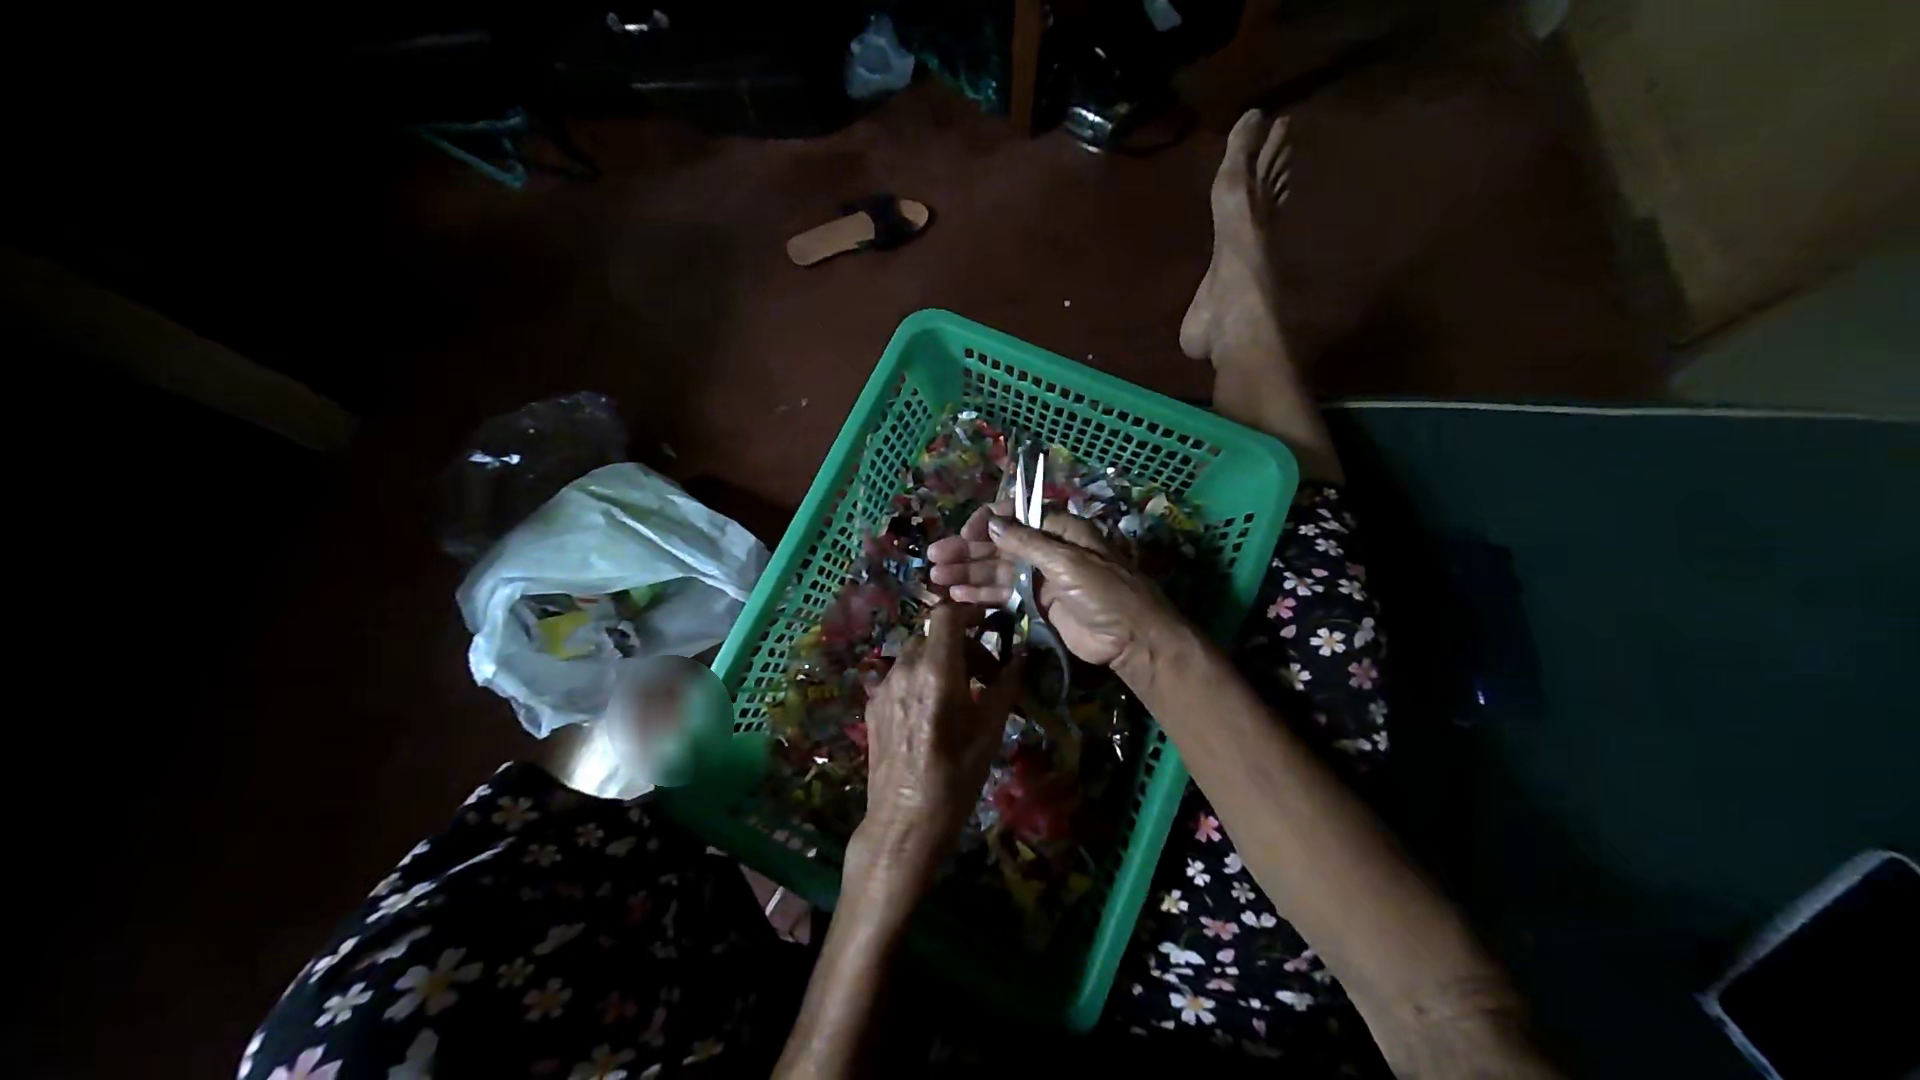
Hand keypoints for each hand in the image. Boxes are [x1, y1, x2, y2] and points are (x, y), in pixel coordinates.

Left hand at [853, 603, 1023, 895]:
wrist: (904, 822)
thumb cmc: (956, 779)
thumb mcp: (990, 732)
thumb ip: (1006, 686)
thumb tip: (1022, 655)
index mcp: (936, 672)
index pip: (946, 615)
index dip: (969, 610)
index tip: (990, 623)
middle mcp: (904, 669)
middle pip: (933, 634)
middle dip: (963, 643)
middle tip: (987, 673)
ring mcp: (884, 686)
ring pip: (916, 653)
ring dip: (942, 660)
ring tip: (962, 694)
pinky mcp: (873, 704)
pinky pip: (901, 674)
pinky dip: (922, 677)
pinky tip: (934, 711)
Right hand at [928, 504, 1178, 670]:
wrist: (1132, 639)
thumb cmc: (1106, 592)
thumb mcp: (1067, 562)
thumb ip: (1027, 543)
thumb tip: (992, 522)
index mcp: (1060, 529)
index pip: (1016, 515)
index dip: (987, 521)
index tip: (964, 533)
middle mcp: (1046, 550)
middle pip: (1000, 544)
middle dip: (967, 550)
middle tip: (934, 558)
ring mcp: (1040, 578)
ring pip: (997, 570)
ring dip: (967, 572)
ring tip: (936, 578)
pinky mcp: (1036, 605)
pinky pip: (1003, 594)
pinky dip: (980, 593)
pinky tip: (957, 595)